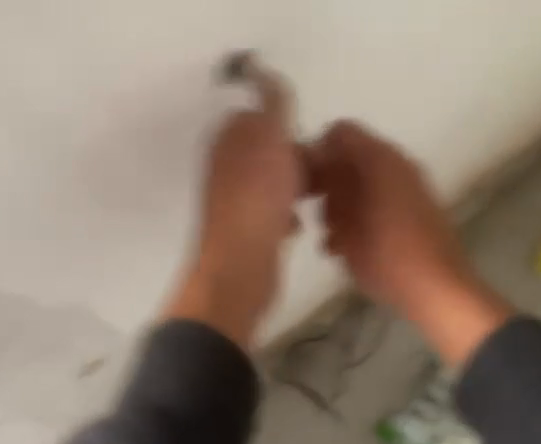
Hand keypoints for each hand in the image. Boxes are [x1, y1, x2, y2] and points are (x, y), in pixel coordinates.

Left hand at [162, 108, 304, 348]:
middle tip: (315, 173)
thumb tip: (266, 74)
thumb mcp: (270, 140)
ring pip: (274, 183)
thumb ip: (272, 105)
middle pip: (269, 151)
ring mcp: (235, 204)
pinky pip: (274, 214)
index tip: (307, 140)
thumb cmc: (256, 202)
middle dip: (295, 159)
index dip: (285, 125)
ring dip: (296, 188)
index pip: (258, 116)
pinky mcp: (247, 235)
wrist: (240, 271)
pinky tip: (298, 227)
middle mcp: (226, 170)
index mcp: (226, 142)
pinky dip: (288, 217)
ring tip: (312, 199)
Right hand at [307, 121, 511, 367]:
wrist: (436, 286)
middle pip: (353, 157)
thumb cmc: (385, 255)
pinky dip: (363, 218)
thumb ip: (330, 190)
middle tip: (314, 217)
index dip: (316, 155)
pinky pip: (382, 202)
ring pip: (366, 182)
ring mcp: (412, 186)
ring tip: (330, 239)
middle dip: (329, 184)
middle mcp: (398, 162)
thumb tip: (316, 168)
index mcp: (379, 157)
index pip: (338, 134)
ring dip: (344, 205)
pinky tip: (350, 249)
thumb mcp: (345, 224)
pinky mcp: (419, 210)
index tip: (302, 187)